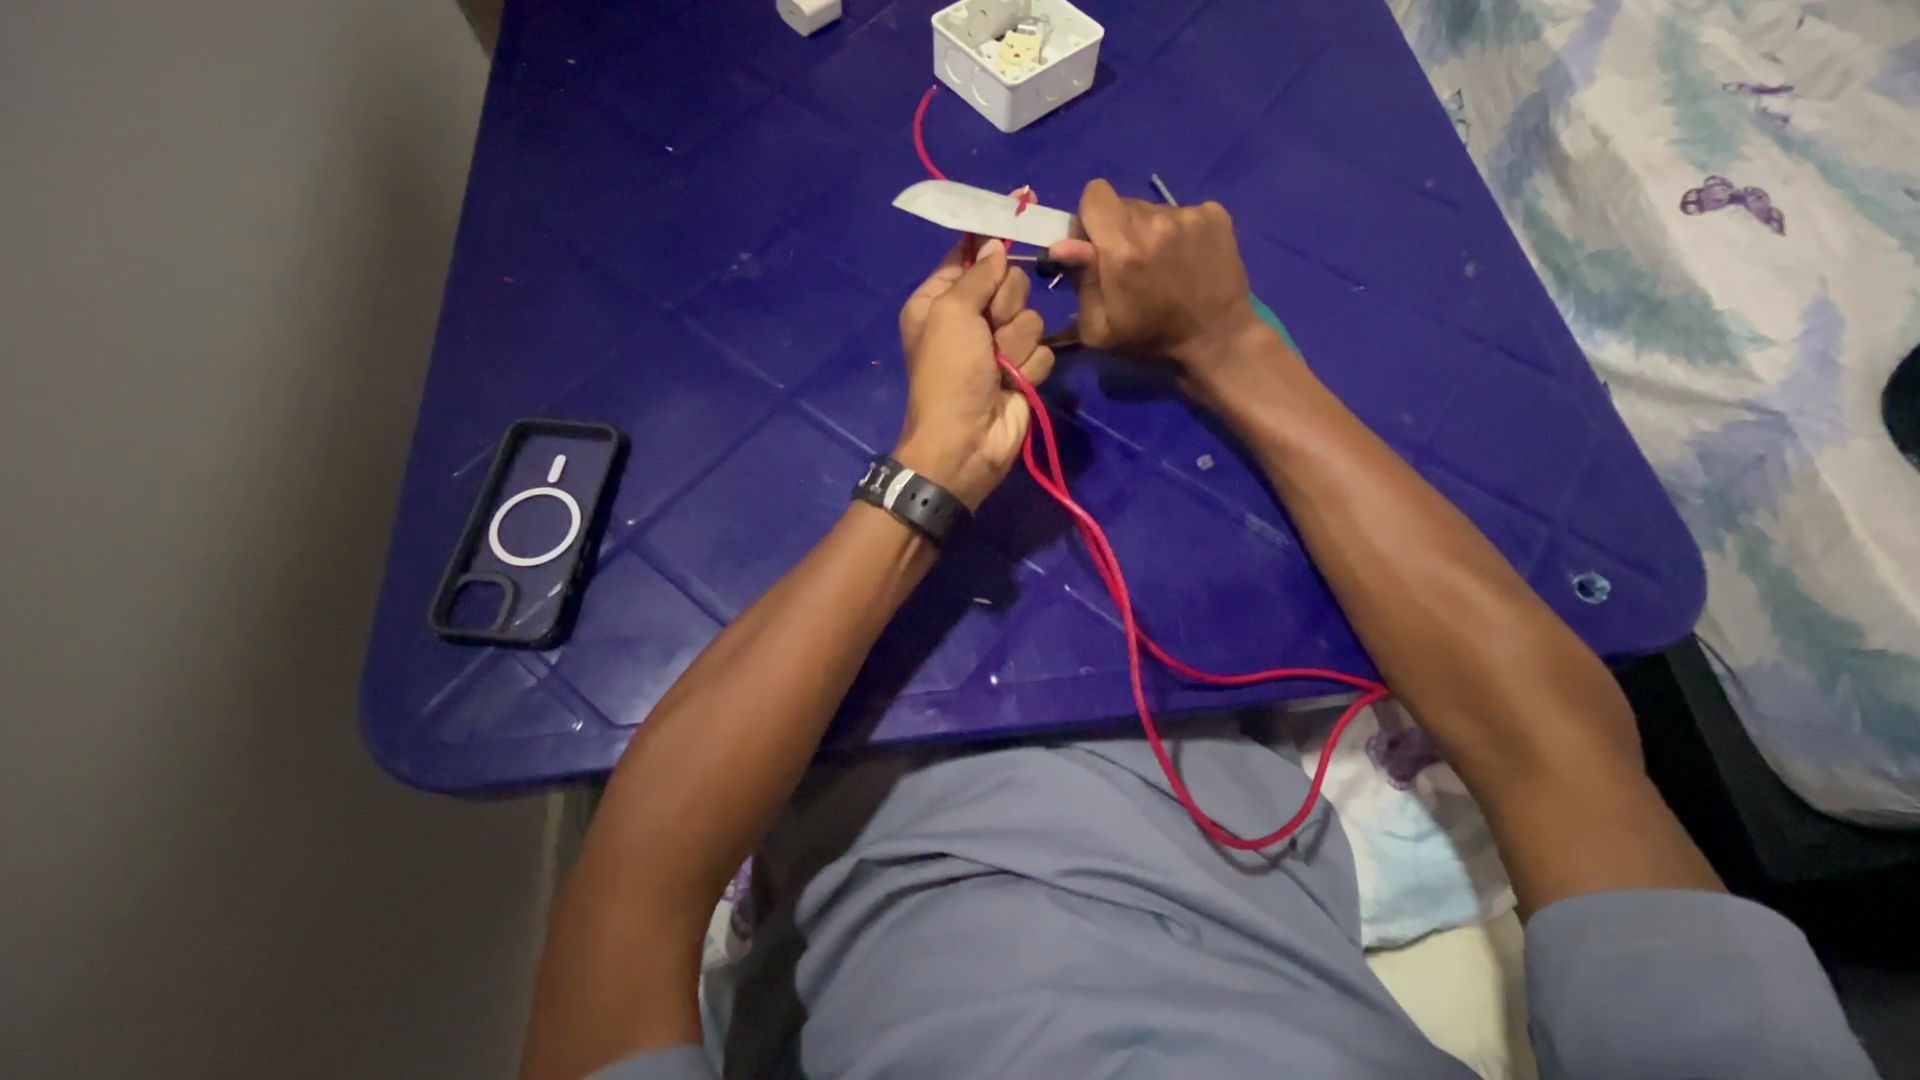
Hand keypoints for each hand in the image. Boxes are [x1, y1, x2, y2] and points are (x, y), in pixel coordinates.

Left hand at [895, 238, 1056, 509]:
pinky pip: (1044, 350)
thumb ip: (977, 273)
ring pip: (1032, 317)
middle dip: (1004, 306)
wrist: (965, 441)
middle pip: (1010, 283)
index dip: (991, 242)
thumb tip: (995, 243)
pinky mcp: (1024, 371)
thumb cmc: (948, 373)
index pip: (970, 256)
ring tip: (997, 368)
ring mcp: (998, 347)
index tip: (1021, 208)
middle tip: (987, 330)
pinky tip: (1013, 385)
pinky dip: (1028, 368)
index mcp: (939, 300)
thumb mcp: (950, 311)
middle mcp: (969, 319)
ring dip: (1015, 344)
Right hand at [1049, 179, 1271, 392]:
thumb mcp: (1100, 328)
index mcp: (1123, 248)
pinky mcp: (1215, 215)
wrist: (1216, 341)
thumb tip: (1063, 245)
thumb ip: (1081, 281)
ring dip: (1150, 231)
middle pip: (1123, 203)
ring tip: (1164, 265)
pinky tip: (1188, 259)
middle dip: (1119, 228)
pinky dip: (1180, 231)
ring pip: (1153, 209)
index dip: (1090, 217)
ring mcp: (1189, 215)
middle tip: (1132, 264)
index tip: (1097, 244)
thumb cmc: (1152, 340)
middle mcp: (1156, 221)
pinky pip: (1184, 212)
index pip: (1094, 193)